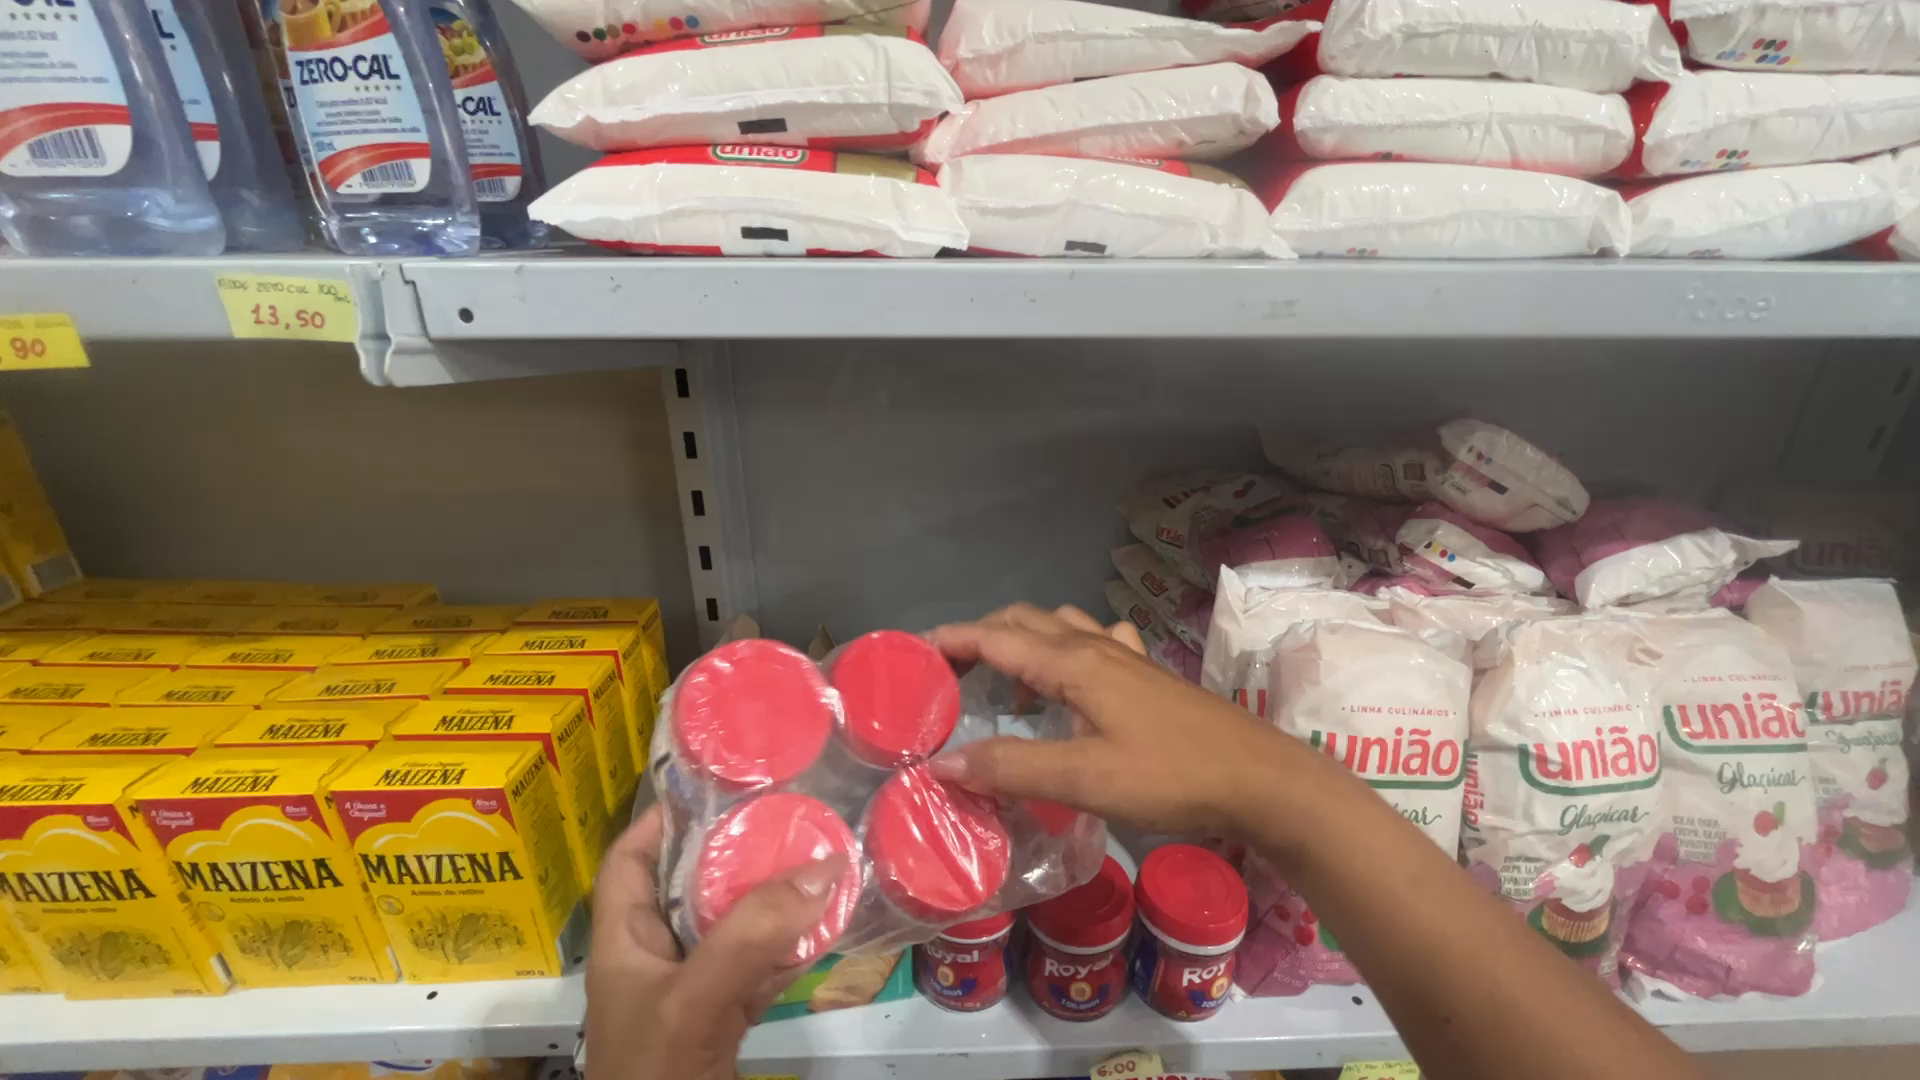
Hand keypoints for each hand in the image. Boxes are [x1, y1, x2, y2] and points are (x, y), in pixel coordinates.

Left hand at [585, 806, 847, 1079]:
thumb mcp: (694, 1000)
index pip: (630, 859)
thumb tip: (822, 866)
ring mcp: (693, 986)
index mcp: (625, 939)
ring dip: (773, 893)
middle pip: (693, 882)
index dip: (662, 817)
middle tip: (784, 810)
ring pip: (734, 921)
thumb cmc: (655, 1075)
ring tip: (813, 849)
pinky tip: (827, 919)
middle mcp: (657, 954)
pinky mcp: (725, 1014)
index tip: (713, 784)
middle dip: (736, 847)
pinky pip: (761, 962)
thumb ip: (751, 934)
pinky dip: (792, 941)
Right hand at [927, 603, 1290, 837]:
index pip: (995, 636)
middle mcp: (1094, 648)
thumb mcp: (1085, 779)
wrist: (1261, 778)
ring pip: (1059, 629)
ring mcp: (1125, 658)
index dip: (951, 639)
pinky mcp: (1147, 676)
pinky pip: (1094, 645)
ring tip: (1002, 682)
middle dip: (980, 635)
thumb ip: (1012, 768)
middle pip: (1024, 621)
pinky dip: (1064, 653)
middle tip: (949, 673)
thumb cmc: (1171, 775)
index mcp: (1073, 663)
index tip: (913, 653)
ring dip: (1021, 642)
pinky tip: (1071, 683)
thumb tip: (942, 763)